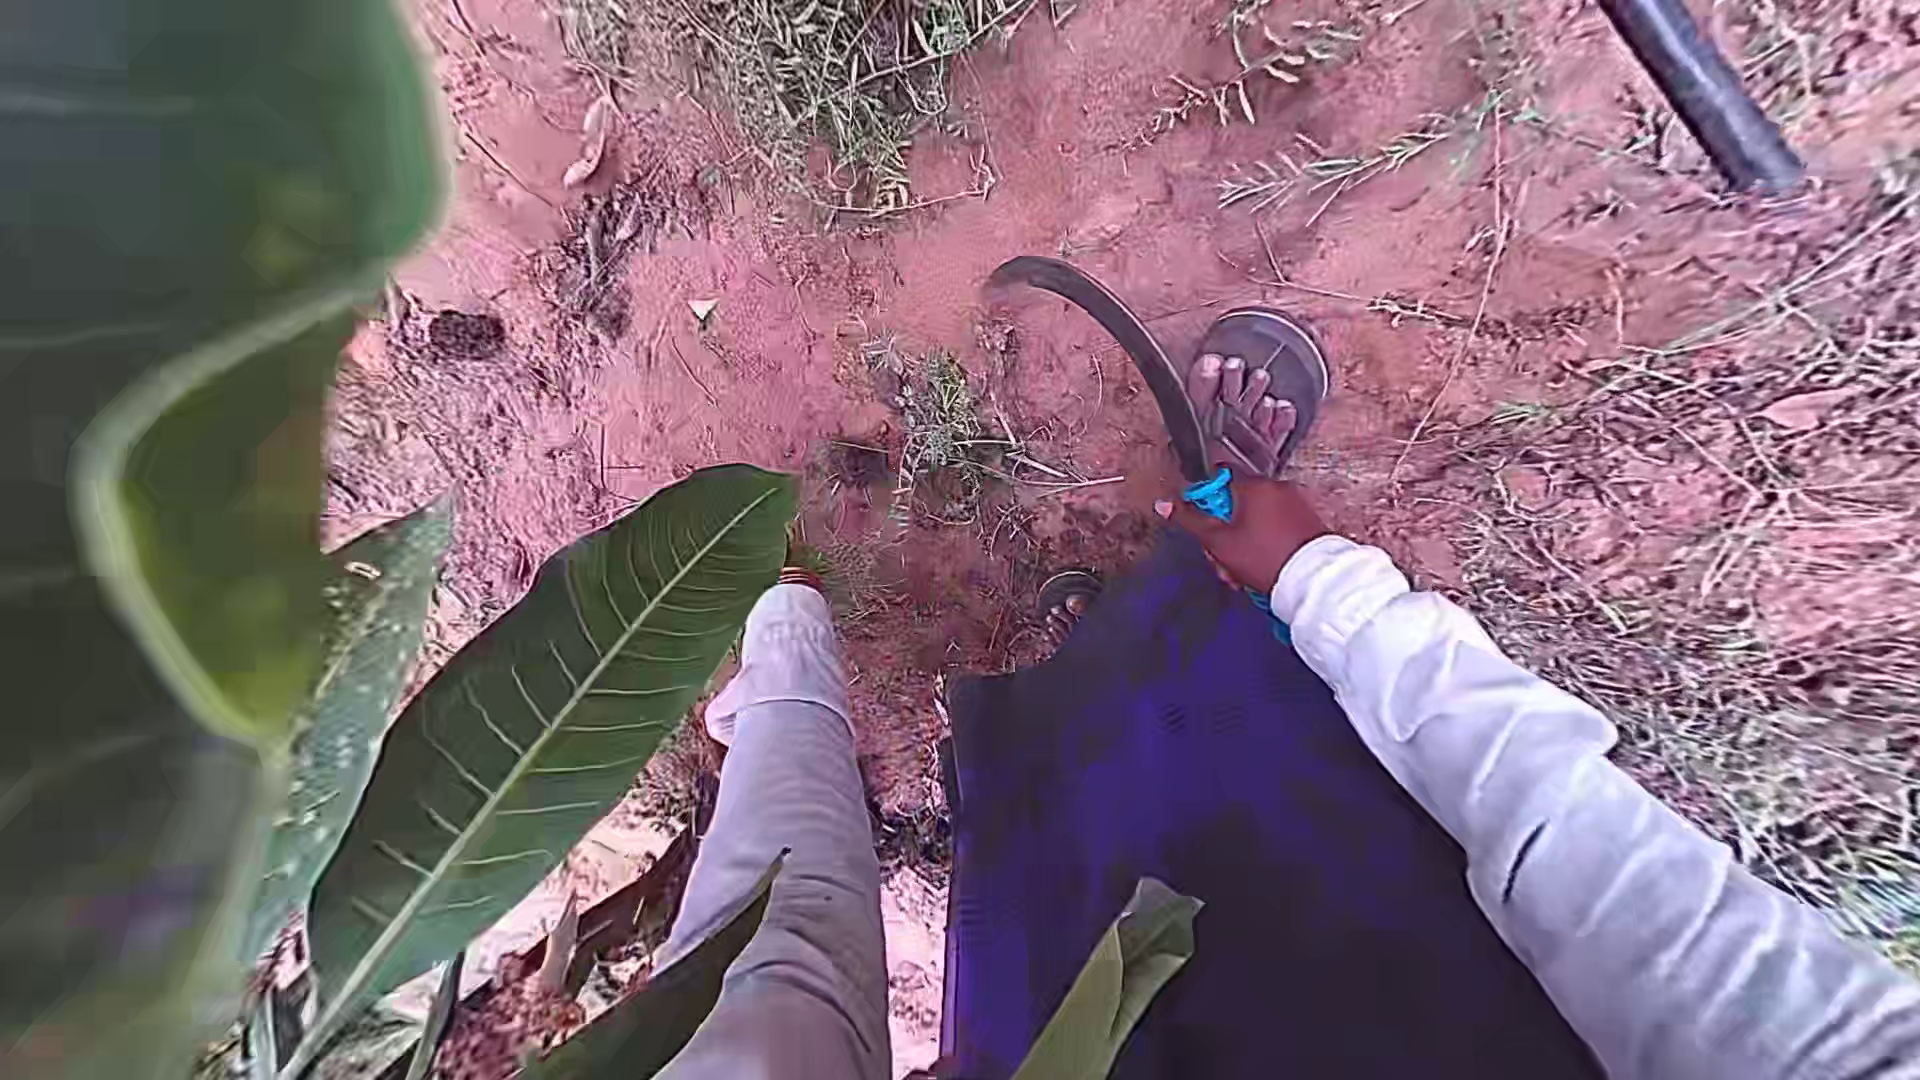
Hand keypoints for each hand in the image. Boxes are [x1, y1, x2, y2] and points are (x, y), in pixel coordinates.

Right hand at [1155, 475, 1329, 592]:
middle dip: (1221, 533)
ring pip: (1251, 519)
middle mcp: (1277, 488)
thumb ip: (1189, 520)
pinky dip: (1259, 544)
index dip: (1204, 502)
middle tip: (1219, 558)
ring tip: (1238, 571)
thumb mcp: (1218, 541)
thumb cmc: (1265, 558)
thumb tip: (1163, 504)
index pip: (1218, 479)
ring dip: (1238, 543)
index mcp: (1255, 486)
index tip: (1202, 523)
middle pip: (1234, 504)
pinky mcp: (1304, 522)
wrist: (1313, 582)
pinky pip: (1271, 527)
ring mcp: (1294, 504)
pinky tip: (1255, 567)